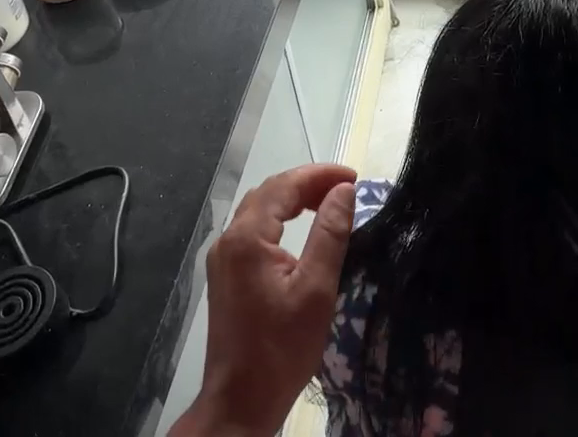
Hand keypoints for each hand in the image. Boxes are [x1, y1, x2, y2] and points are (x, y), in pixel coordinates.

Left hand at [170, 163, 357, 436]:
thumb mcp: (316, 289)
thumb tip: (343, 191)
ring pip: (259, 209)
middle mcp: (228, 240)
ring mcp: (222, 258)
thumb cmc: (281, 349)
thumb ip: (330, 233)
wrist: (240, 402)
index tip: (354, 177)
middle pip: (269, 192)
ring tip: (329, 201)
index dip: (320, 175)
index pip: (284, 186)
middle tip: (346, 188)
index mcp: (247, 238)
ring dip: (293, 198)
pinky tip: (302, 228)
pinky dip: (280, 217)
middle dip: (308, 182)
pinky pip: (253, 229)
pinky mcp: (225, 275)